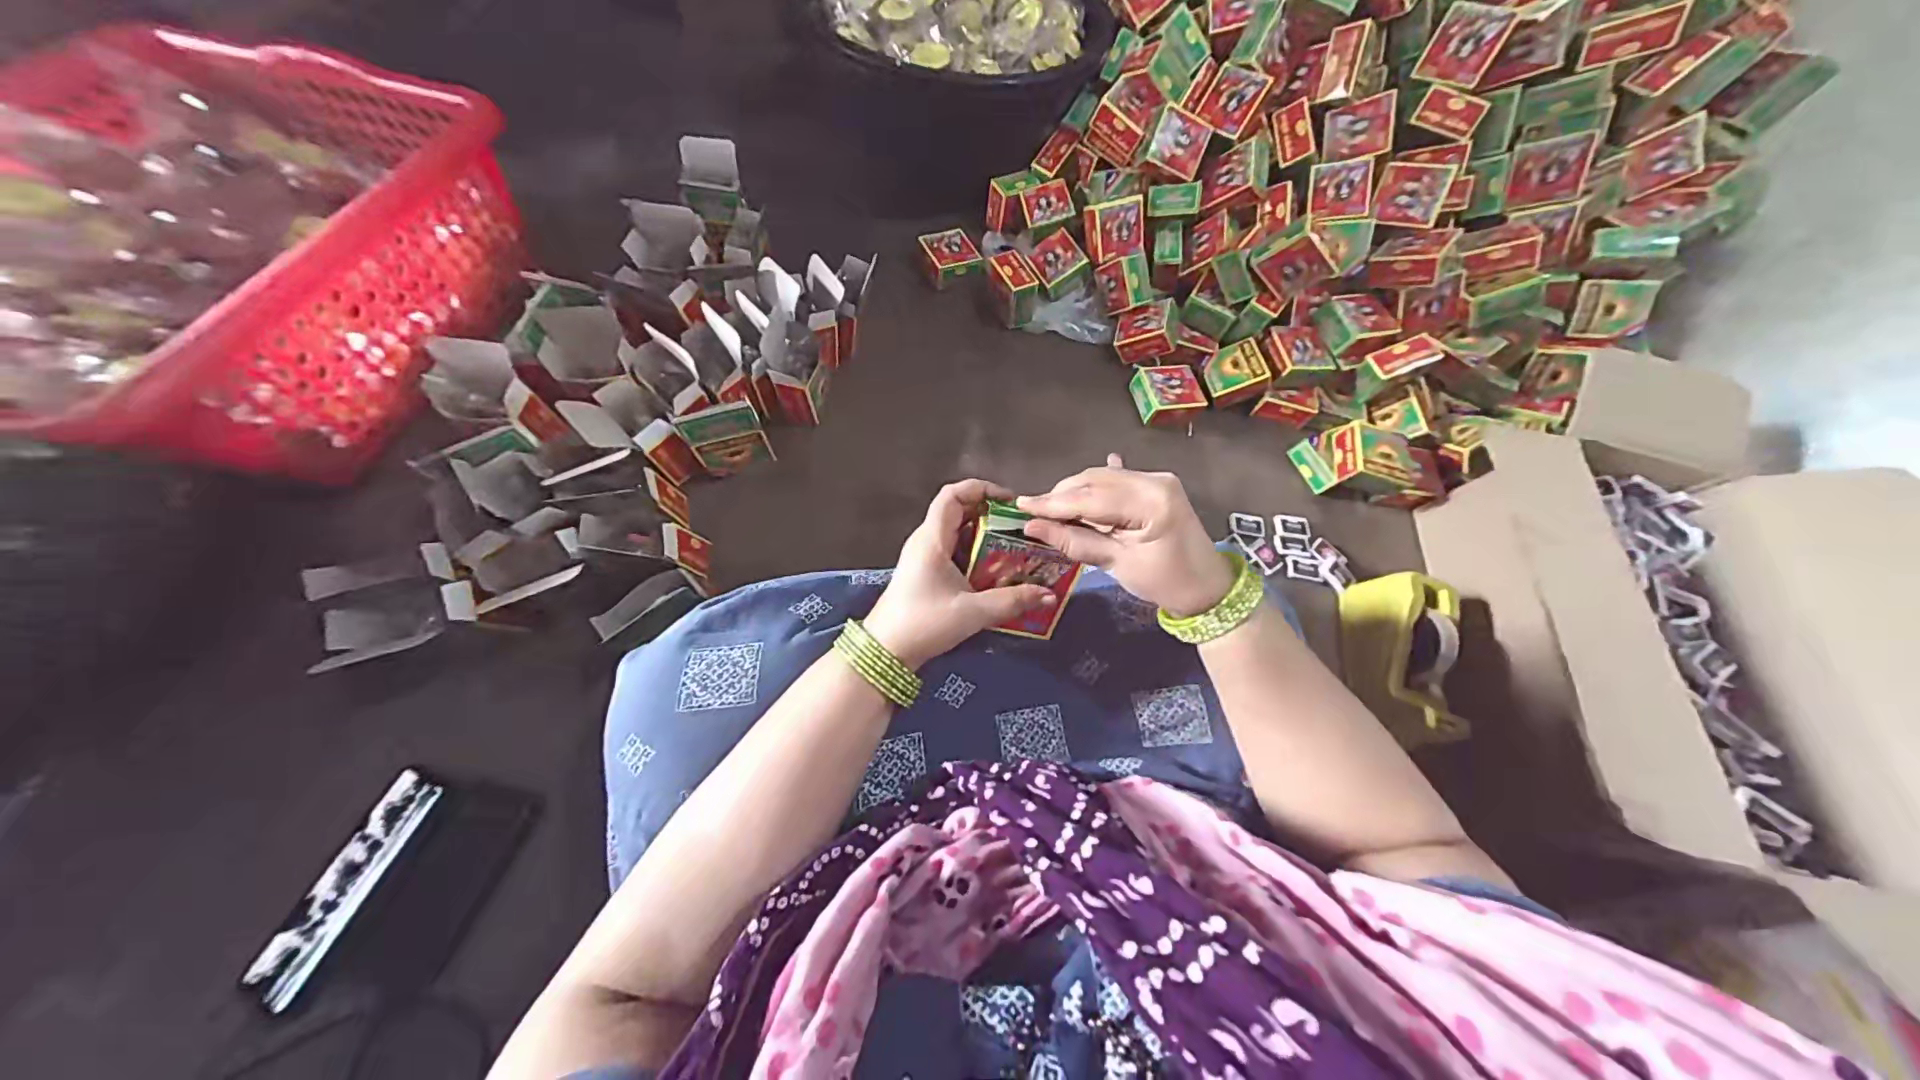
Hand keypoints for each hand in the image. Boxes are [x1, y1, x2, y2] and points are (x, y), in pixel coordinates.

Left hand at [863, 480, 1057, 668]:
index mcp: (931, 540)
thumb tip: (1047, 595)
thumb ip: (1012, 601)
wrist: (886, 651)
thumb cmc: (923, 624)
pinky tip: (994, 570)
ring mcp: (922, 557)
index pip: (952, 495)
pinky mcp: (924, 572)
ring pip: (956, 532)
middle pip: (957, 510)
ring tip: (1013, 546)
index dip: (981, 489)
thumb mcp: (973, 612)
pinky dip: (974, 552)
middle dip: (989, 513)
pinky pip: (952, 550)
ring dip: (984, 534)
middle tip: (1018, 526)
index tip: (1009, 502)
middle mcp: (925, 541)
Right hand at [1017, 454, 1234, 618]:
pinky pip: (1115, 482)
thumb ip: (1076, 541)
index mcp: (1151, 500)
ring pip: (1101, 479)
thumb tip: (1033, 527)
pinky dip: (1094, 490)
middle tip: (1032, 513)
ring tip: (1049, 511)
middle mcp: (1154, 480)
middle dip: (1061, 496)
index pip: (1091, 497)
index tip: (1021, 506)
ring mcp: (1156, 480)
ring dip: (1074, 493)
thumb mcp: (1118, 565)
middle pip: (1094, 481)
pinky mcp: (1154, 486)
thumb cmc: (1166, 582)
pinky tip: (1077, 493)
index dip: (1053, 502)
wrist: (1208, 588)